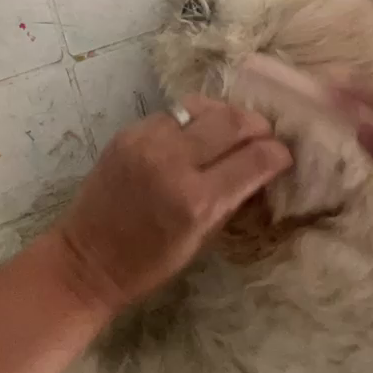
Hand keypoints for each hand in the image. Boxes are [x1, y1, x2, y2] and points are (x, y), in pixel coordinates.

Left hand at [52, 94, 291, 312]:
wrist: (87, 258)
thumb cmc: (148, 264)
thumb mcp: (202, 240)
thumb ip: (233, 199)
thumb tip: (261, 170)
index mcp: (197, 200)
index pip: (255, 158)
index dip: (278, 154)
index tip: (284, 156)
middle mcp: (174, 161)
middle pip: (232, 121)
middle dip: (257, 126)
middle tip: (264, 136)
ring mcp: (147, 141)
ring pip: (202, 108)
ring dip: (224, 116)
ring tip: (232, 129)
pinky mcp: (128, 132)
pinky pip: (171, 114)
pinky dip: (191, 121)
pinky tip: (194, 135)